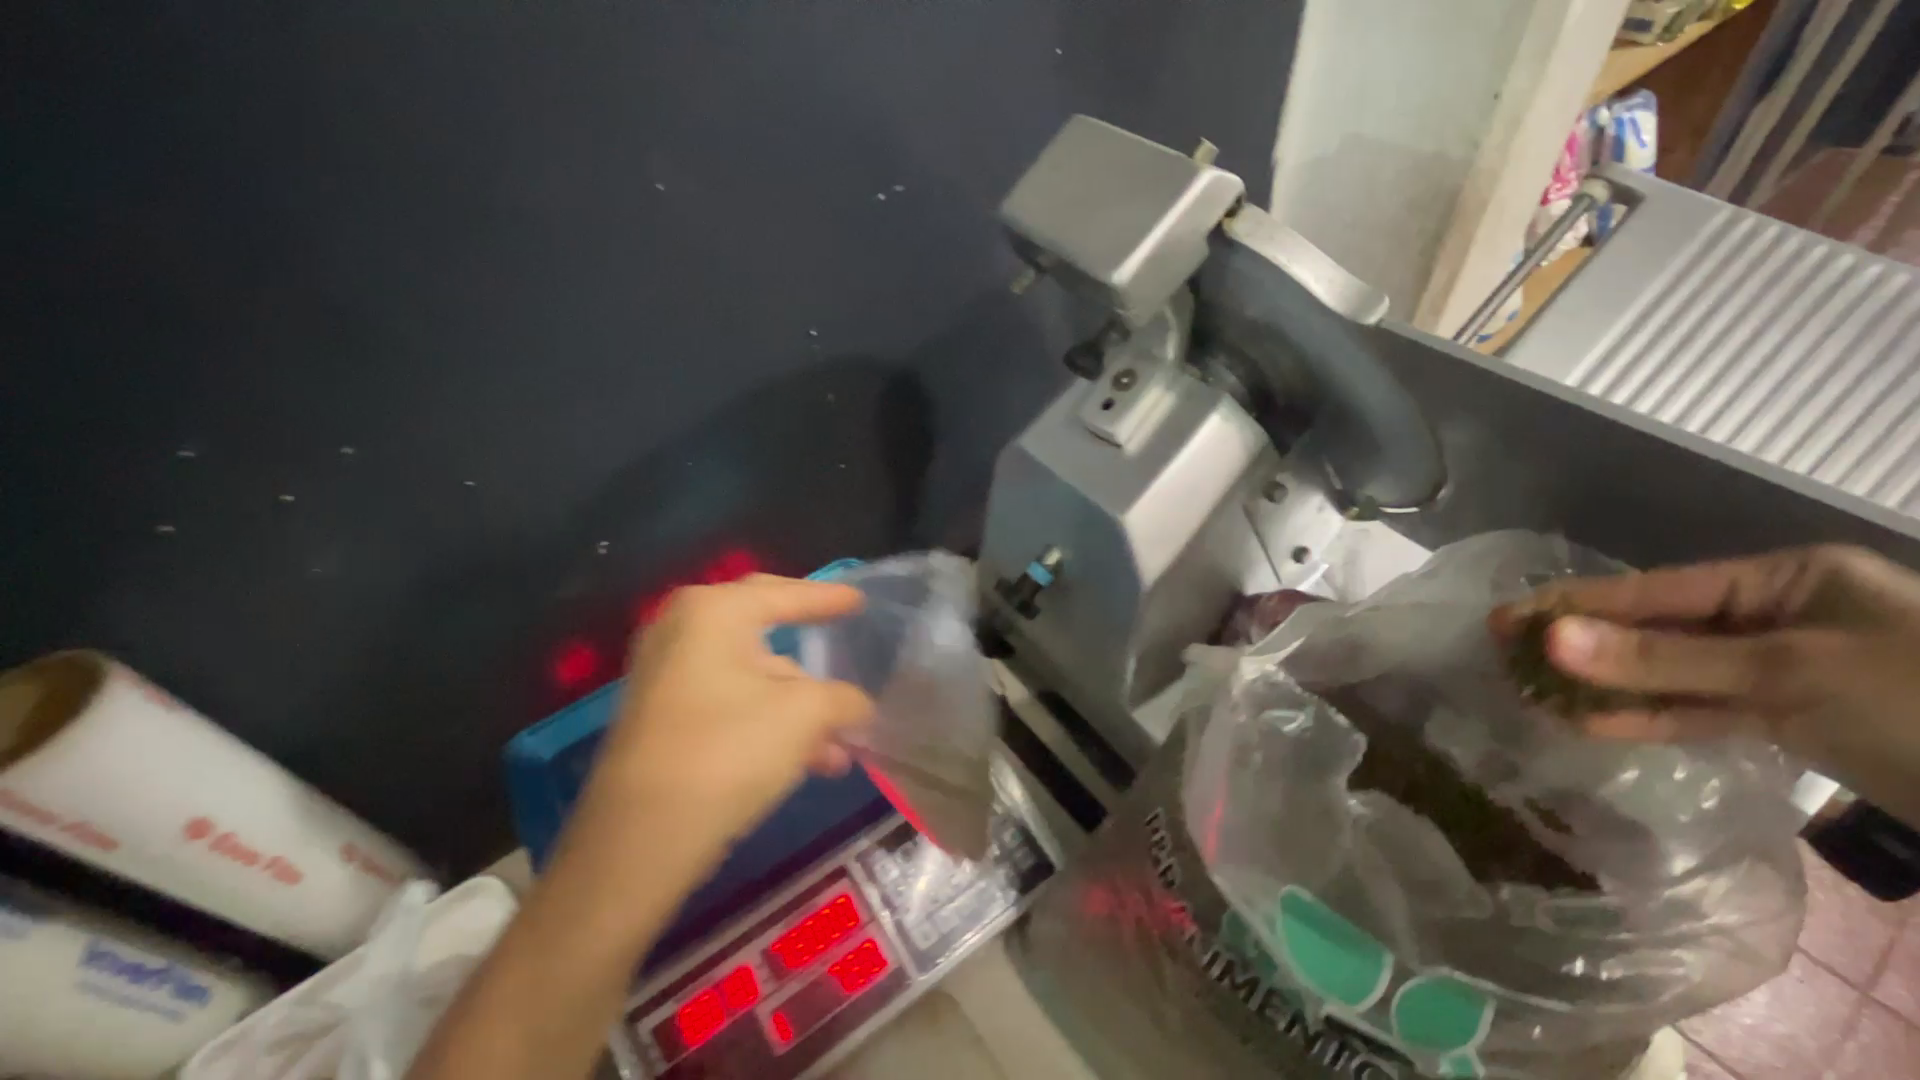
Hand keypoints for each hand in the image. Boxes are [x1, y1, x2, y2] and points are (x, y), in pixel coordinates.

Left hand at [577, 575, 873, 873]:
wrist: (641, 836)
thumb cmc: (728, 750)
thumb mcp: (804, 715)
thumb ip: (842, 699)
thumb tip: (858, 706)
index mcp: (712, 612)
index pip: (784, 594)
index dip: (827, 598)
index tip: (860, 599)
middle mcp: (681, 632)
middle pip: (764, 633)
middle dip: (812, 662)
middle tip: (845, 650)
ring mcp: (665, 677)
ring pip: (751, 680)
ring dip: (799, 710)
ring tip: (841, 751)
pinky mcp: (661, 721)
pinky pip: (730, 706)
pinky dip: (769, 725)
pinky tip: (808, 765)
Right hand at [1492, 544, 1919, 826]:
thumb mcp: (1789, 673)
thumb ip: (1663, 660)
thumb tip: (1552, 639)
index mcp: (1786, 579)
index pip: (1654, 590)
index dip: (1574, 603)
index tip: (1503, 617)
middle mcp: (1779, 616)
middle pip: (1657, 628)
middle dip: (1582, 644)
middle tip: (1502, 654)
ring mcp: (1787, 670)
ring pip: (1674, 673)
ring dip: (1607, 685)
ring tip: (1529, 691)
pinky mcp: (1796, 720)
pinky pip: (1706, 711)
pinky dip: (1652, 718)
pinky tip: (1590, 723)